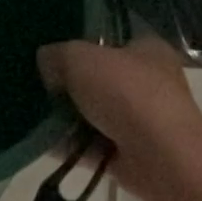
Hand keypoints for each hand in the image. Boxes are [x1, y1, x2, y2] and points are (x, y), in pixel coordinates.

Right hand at [36, 38, 201, 200]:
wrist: (162, 160)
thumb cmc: (127, 93)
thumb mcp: (80, 58)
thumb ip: (57, 55)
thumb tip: (46, 63)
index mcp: (148, 49)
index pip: (110, 40)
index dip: (81, 44)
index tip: (53, 54)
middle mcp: (152, 82)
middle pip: (101, 79)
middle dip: (72, 86)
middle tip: (42, 87)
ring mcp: (146, 122)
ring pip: (98, 115)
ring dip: (71, 120)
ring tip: (39, 117)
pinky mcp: (136, 157)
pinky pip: (96, 147)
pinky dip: (75, 147)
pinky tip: (48, 144)